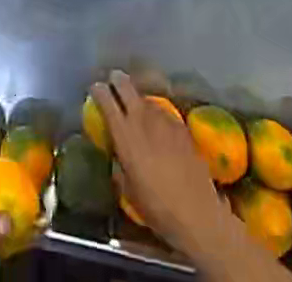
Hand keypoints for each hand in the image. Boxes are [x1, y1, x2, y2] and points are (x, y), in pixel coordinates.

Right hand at [90, 72, 291, 281]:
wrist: (196, 213)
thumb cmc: (156, 206)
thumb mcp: (128, 189)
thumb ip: (120, 165)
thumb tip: (118, 155)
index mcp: (125, 135)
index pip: (107, 102)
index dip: (99, 91)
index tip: (95, 88)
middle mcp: (143, 121)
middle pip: (127, 88)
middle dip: (118, 81)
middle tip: (114, 78)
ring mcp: (165, 122)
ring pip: (147, 99)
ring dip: (139, 98)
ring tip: (136, 104)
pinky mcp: (183, 128)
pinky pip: (164, 112)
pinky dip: (157, 112)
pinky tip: (158, 123)